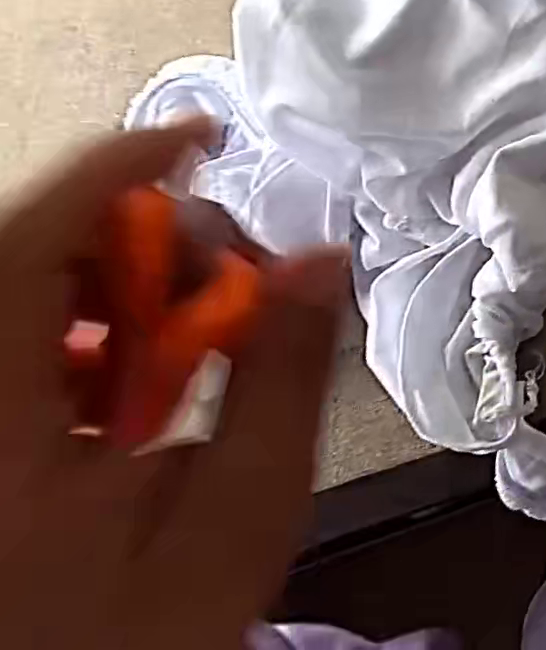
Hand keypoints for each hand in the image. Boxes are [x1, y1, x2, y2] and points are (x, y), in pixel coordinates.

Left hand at [0, 123, 348, 649]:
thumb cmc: (147, 628)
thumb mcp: (247, 500)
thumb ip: (285, 371)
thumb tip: (322, 262)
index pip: (17, 261)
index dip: (107, 180)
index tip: (197, 138)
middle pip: (22, 271)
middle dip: (153, 250)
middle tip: (245, 281)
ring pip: (24, 302)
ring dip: (133, 292)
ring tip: (208, 335)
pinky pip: (27, 345)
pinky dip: (100, 331)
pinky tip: (147, 373)